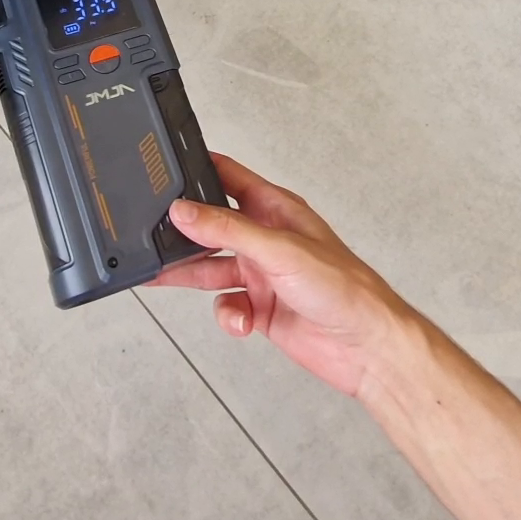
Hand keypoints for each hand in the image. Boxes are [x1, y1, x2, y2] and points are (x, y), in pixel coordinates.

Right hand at [151, 154, 418, 396]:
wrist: (367, 349)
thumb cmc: (345, 288)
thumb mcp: (279, 250)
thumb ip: (228, 229)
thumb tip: (185, 211)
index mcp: (275, 209)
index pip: (228, 176)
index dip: (198, 170)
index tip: (165, 170)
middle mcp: (265, 238)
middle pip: (211, 226)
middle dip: (185, 232)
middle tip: (154, 234)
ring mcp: (261, 273)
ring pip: (210, 267)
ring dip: (190, 274)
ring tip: (162, 274)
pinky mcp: (260, 308)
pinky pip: (226, 306)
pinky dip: (227, 315)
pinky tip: (240, 319)